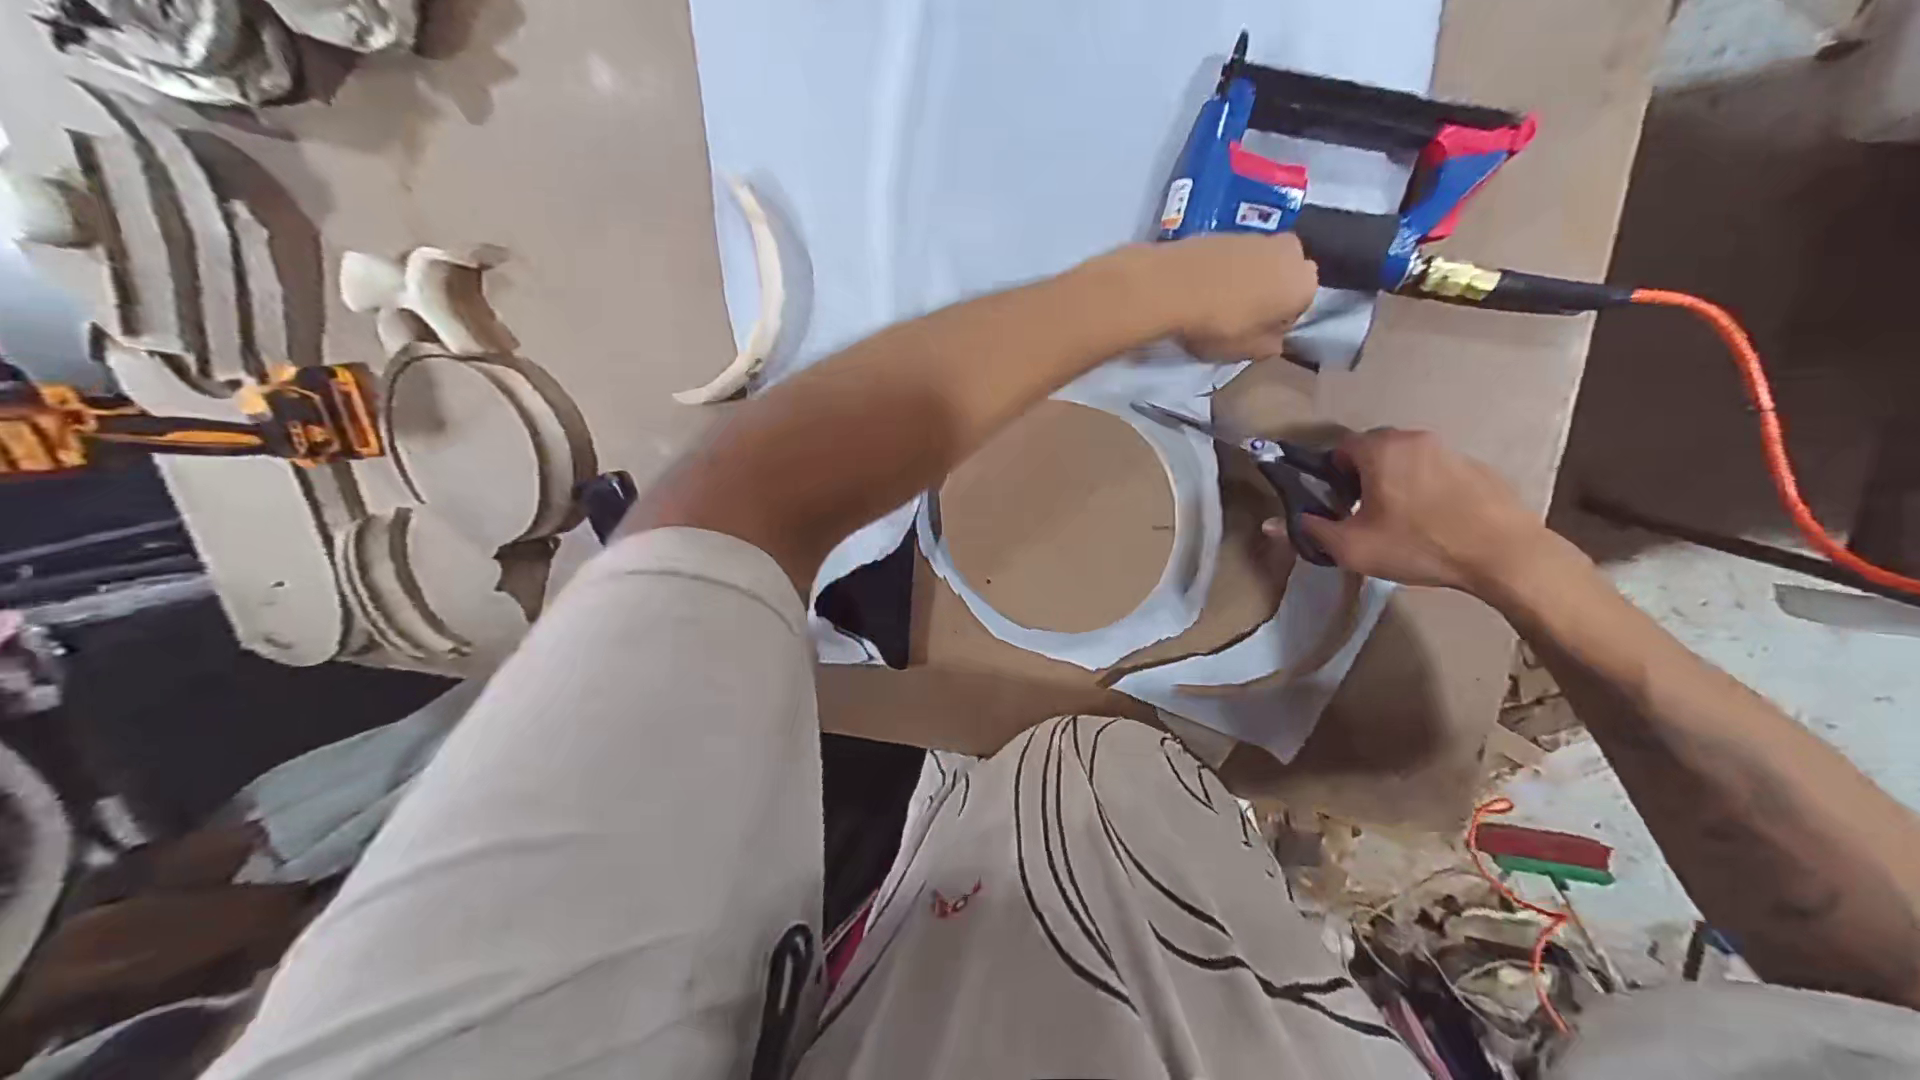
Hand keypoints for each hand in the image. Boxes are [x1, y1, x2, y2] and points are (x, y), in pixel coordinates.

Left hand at [1140, 233, 1319, 361]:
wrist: (1172, 285)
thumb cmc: (1218, 324)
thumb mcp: (1246, 350)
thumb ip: (1269, 346)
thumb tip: (1275, 341)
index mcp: (1304, 284)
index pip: (1298, 309)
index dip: (1276, 324)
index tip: (1253, 334)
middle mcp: (1291, 251)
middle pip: (1282, 279)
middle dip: (1266, 295)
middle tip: (1236, 316)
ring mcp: (1259, 235)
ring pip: (1260, 264)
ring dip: (1246, 279)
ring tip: (1216, 300)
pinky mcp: (1228, 229)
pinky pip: (1234, 255)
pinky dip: (1225, 267)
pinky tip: (1202, 284)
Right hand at [1268, 428, 1555, 593]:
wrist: (1504, 555)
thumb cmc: (1419, 545)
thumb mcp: (1352, 547)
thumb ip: (1309, 530)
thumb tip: (1270, 524)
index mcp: (1381, 450)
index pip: (1340, 448)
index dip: (1330, 475)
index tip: (1336, 504)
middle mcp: (1414, 439)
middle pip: (1374, 450)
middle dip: (1361, 475)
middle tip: (1362, 512)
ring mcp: (1451, 450)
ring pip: (1406, 460)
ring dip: (1394, 481)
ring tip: (1398, 519)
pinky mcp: (1479, 468)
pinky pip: (1436, 471)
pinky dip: (1426, 488)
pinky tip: (1432, 521)